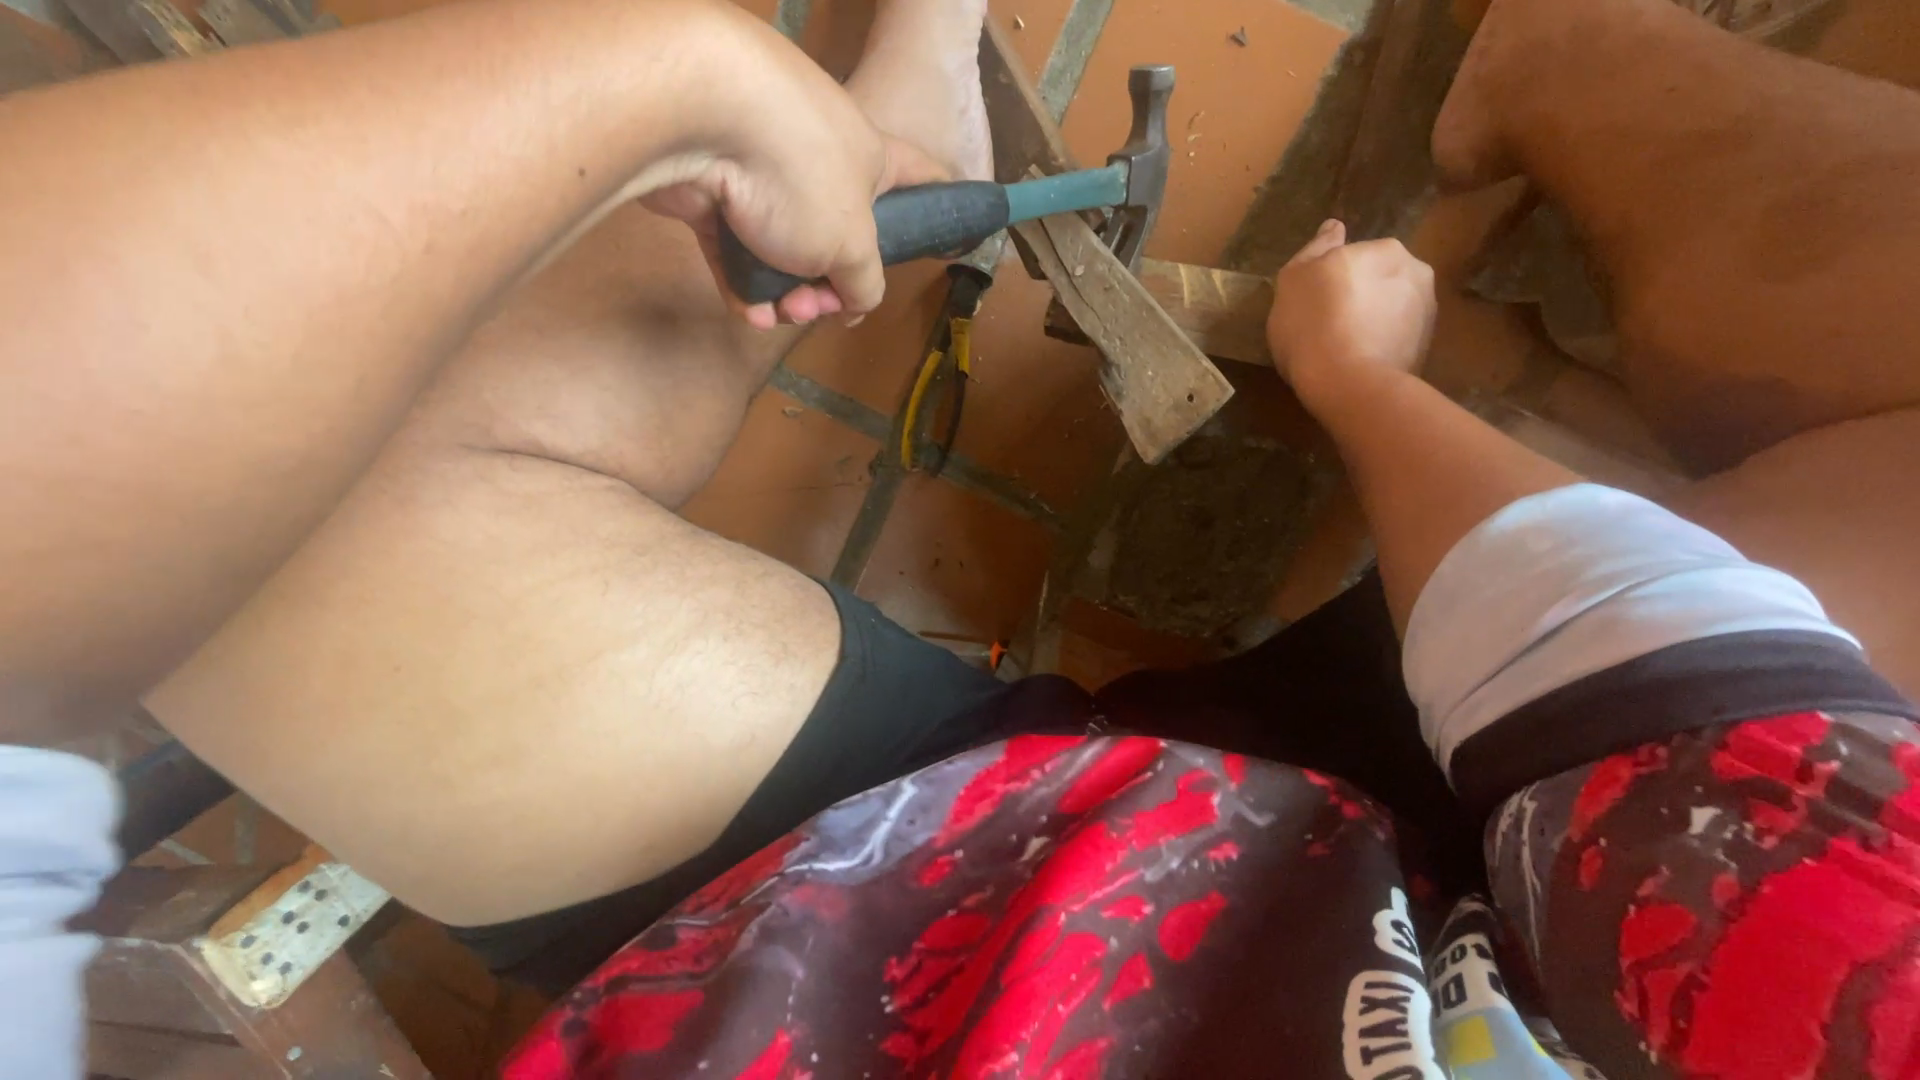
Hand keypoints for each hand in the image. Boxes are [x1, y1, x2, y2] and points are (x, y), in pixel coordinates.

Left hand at [637, 7, 946, 328]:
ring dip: (785, 292)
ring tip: (779, 313)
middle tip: (817, 307)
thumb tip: (856, 303)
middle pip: (839, 235)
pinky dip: (744, 282)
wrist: (696, 117)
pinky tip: (749, 313)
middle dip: (831, 285)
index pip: (921, 176)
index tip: (952, 230)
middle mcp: (819, 160)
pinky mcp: (711, 189)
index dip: (940, 202)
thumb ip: (864, 282)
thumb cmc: (799, 175)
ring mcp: (763, 172)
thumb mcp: (852, 245)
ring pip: (784, 247)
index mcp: (869, 160)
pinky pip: (737, 246)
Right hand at [1266, 219, 1436, 409]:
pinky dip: (1384, 343)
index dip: (1331, 281)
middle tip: (1329, 326)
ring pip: (1393, 306)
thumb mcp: (1293, 280)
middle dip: (1360, 296)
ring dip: (1375, 319)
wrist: (1349, 382)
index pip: (1353, 256)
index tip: (1314, 305)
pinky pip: (1400, 336)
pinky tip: (1362, 361)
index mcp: (1383, 248)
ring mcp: (1427, 308)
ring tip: (1347, 348)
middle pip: (1379, 279)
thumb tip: (1334, 226)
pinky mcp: (1429, 345)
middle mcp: (1414, 268)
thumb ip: (1314, 249)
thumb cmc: (1311, 325)